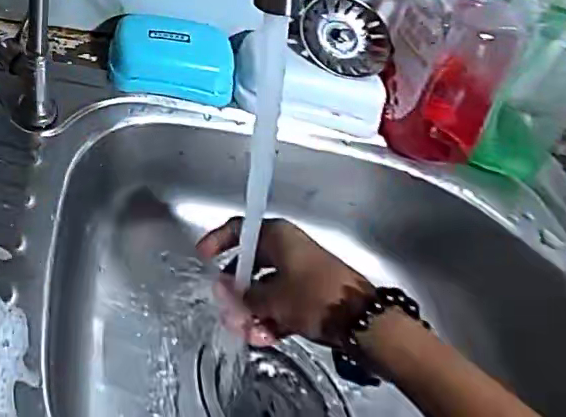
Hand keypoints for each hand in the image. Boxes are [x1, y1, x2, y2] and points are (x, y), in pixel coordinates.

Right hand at [197, 217, 372, 346]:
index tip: (202, 255)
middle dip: (236, 288)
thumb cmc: (315, 295)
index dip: (218, 241)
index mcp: (277, 235)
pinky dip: (270, 318)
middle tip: (223, 306)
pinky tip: (261, 336)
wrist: (363, 322)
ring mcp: (299, 272)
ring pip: (265, 287)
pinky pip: (280, 303)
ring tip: (242, 330)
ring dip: (252, 309)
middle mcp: (286, 249)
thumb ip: (244, 295)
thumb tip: (223, 290)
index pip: (239, 230)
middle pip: (251, 263)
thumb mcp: (273, 296)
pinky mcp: (309, 296)